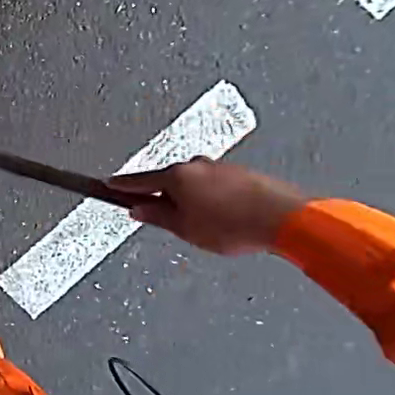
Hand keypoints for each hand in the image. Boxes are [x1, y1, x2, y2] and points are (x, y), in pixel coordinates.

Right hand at [108, 159, 307, 255]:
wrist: (286, 219)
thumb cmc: (234, 224)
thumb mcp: (184, 228)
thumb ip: (157, 216)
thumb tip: (139, 209)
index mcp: (176, 176)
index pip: (139, 180)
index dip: (122, 185)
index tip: (109, 184)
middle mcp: (197, 166)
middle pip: (167, 181)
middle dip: (162, 197)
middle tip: (162, 218)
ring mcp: (221, 168)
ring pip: (193, 184)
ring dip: (190, 201)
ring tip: (200, 226)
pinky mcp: (242, 175)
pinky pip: (215, 187)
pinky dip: (211, 200)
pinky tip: (222, 219)